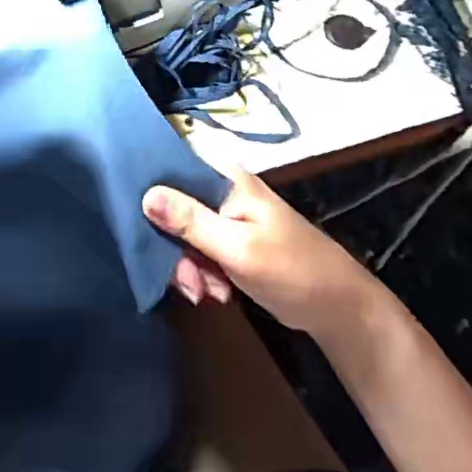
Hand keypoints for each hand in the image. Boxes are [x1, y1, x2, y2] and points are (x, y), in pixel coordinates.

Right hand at [143, 153, 386, 340]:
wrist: (336, 307)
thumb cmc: (291, 268)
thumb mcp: (237, 248)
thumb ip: (190, 221)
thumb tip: (145, 196)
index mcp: (224, 176)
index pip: (172, 164)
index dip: (150, 187)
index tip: (136, 221)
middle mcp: (220, 188)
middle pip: (172, 205)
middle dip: (174, 246)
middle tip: (187, 281)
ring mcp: (223, 214)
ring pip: (181, 232)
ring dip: (188, 265)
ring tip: (207, 293)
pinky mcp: (226, 238)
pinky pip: (196, 248)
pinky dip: (200, 271)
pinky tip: (214, 292)